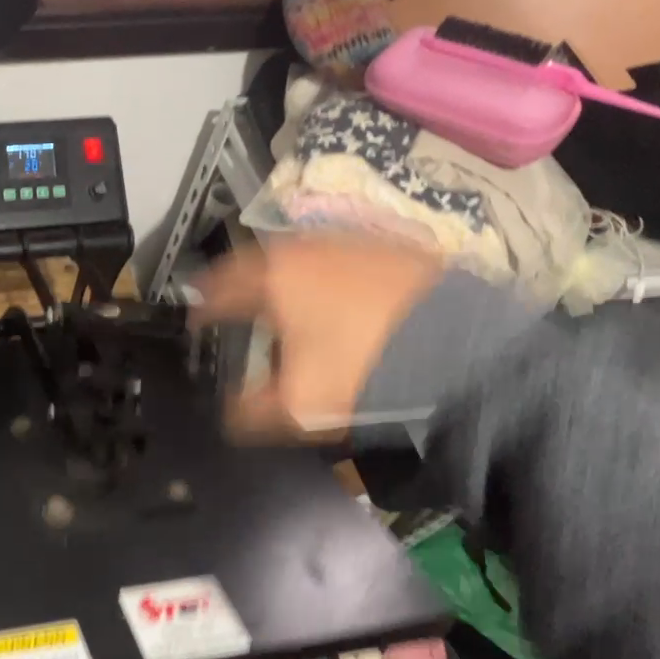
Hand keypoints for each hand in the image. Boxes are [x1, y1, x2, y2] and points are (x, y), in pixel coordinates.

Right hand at [191, 235, 442, 434]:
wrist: (462, 350)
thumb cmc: (361, 371)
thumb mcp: (295, 404)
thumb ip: (249, 410)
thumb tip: (228, 415)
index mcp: (273, 279)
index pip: (219, 287)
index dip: (203, 307)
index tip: (197, 321)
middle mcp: (308, 249)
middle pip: (259, 263)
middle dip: (243, 285)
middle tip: (235, 306)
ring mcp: (354, 243)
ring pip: (303, 257)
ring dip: (287, 278)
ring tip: (286, 304)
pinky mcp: (396, 249)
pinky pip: (344, 260)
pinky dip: (330, 278)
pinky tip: (338, 302)